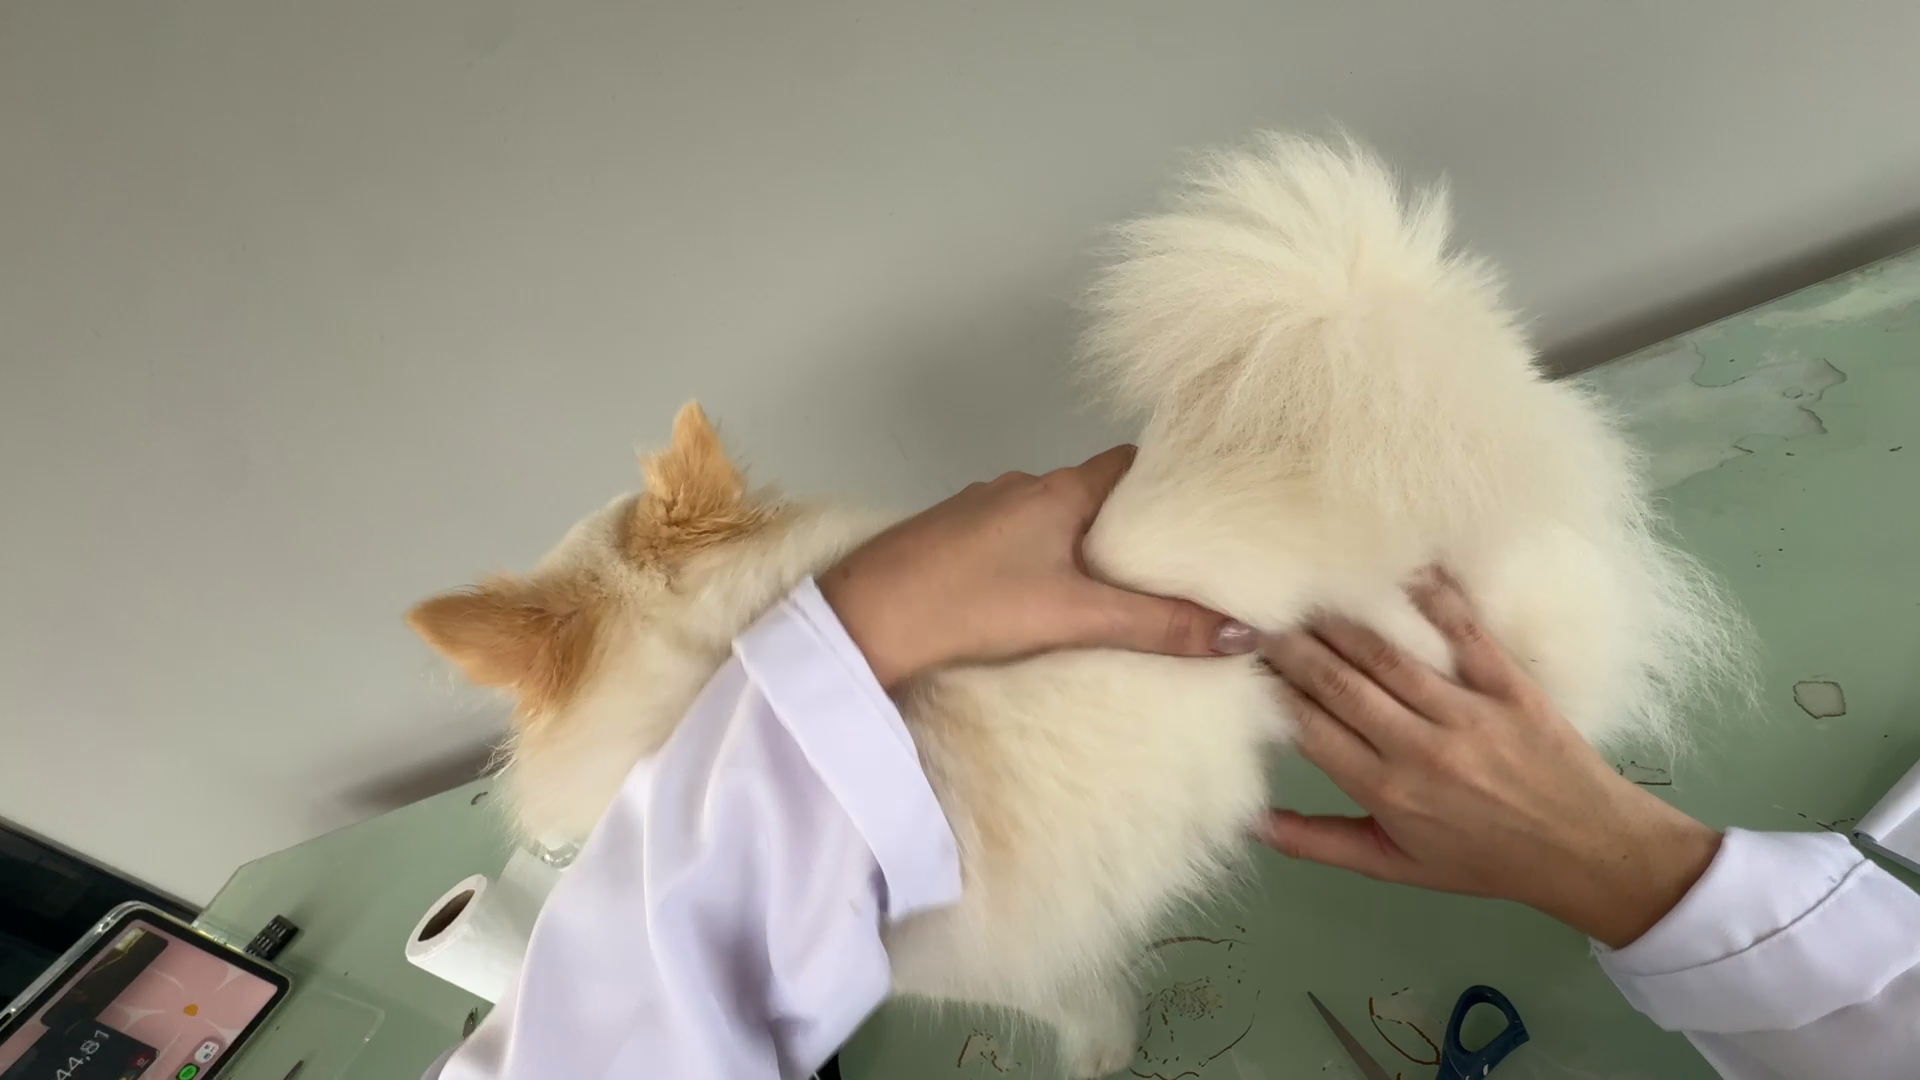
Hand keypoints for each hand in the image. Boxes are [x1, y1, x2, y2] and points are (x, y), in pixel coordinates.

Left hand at [818, 445, 1255, 689]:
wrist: (866, 618)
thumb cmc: (973, 604)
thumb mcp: (1075, 616)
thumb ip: (1157, 625)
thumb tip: (1242, 633)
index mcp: (1058, 490)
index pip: (1131, 466)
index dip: (1169, 486)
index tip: (1199, 518)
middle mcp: (1020, 486)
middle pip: (1092, 493)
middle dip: (1126, 526)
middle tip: (1165, 569)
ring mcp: (979, 507)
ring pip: (1049, 515)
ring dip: (1077, 542)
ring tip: (1106, 588)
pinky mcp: (951, 535)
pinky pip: (1011, 534)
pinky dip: (1035, 554)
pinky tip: (1035, 593)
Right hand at [1257, 572, 1722, 948]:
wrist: (1594, 855)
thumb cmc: (1480, 858)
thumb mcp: (1393, 867)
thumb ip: (1318, 843)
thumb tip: (1250, 821)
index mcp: (1386, 789)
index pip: (1309, 725)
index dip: (1270, 687)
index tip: (1242, 658)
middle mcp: (1420, 747)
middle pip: (1337, 681)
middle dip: (1289, 643)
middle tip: (1255, 612)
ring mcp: (1467, 712)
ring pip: (1384, 652)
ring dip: (1335, 618)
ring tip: (1299, 590)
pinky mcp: (1509, 684)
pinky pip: (1461, 630)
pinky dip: (1427, 595)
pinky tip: (1393, 567)